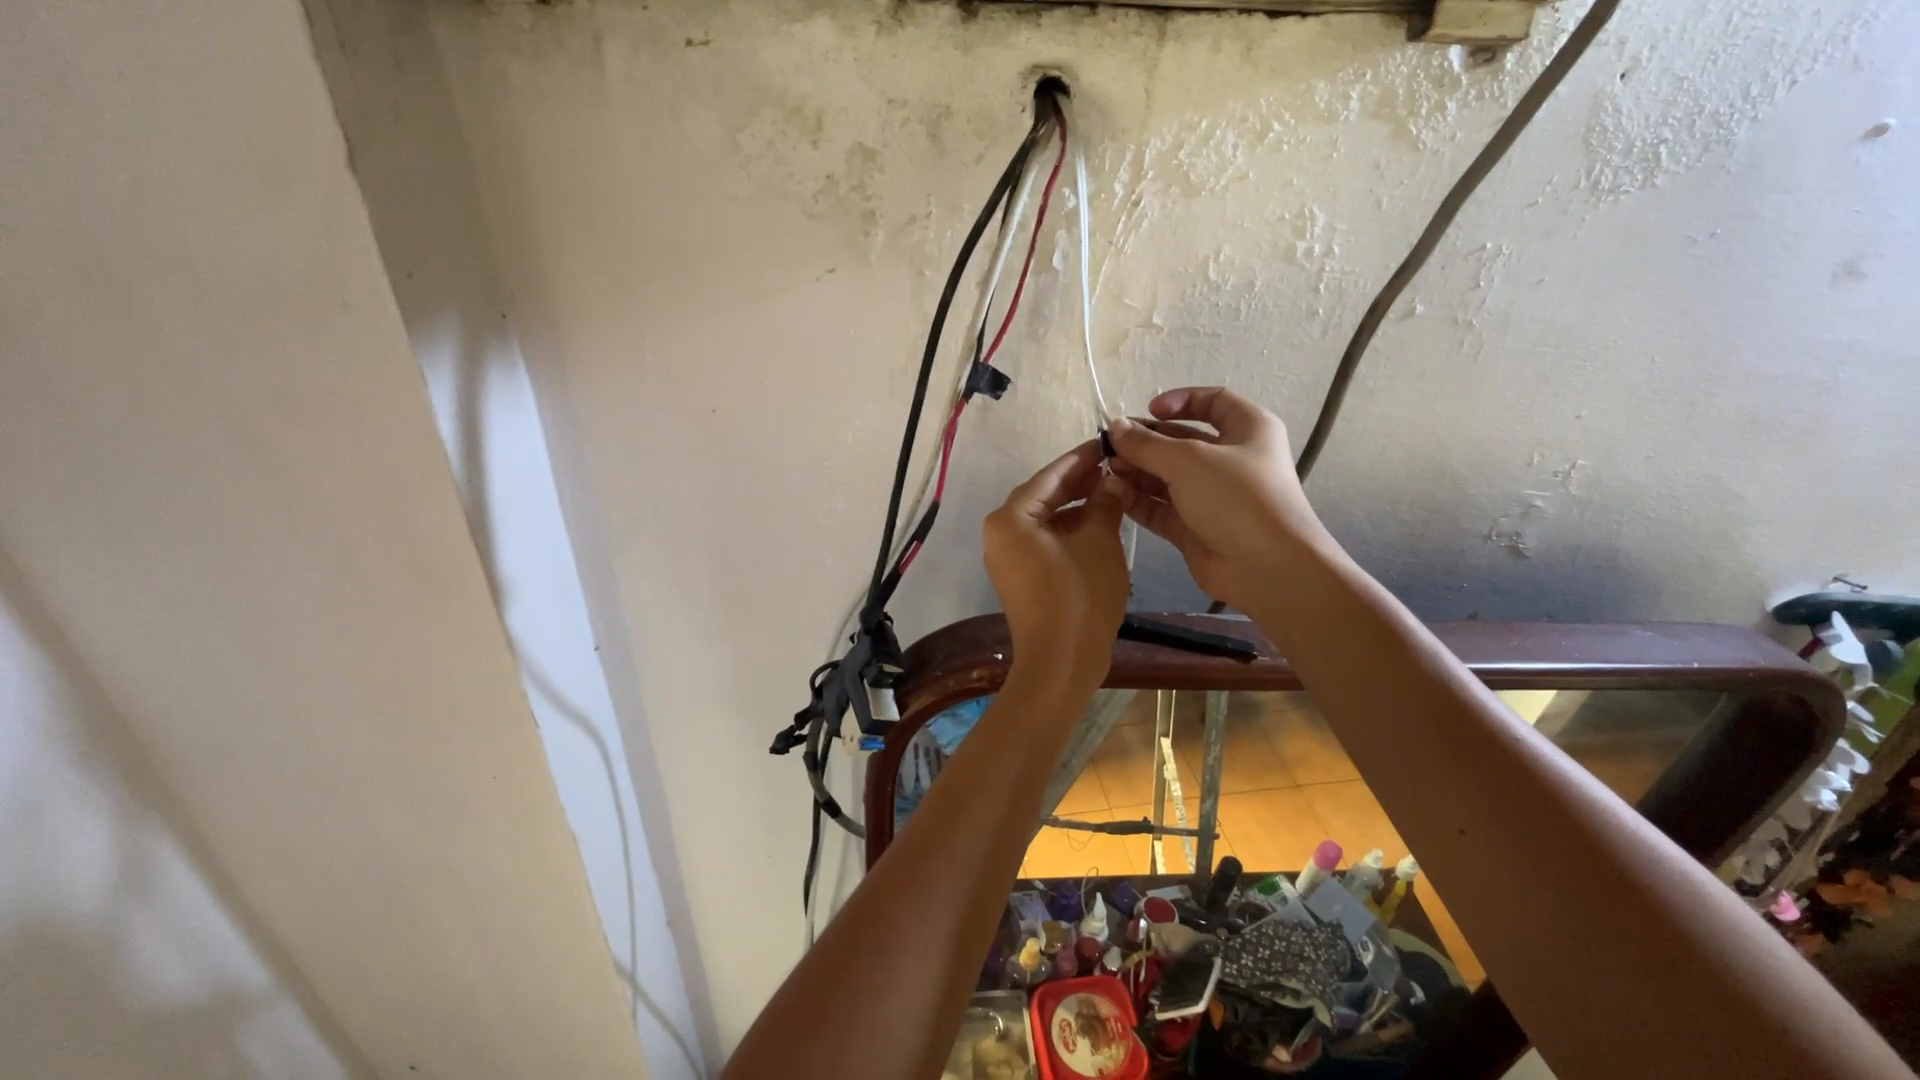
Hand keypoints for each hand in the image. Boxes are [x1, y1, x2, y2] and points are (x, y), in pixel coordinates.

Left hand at [982, 440, 1130, 692]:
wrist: (1061, 663)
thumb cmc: (1079, 596)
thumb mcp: (1099, 541)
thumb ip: (1105, 502)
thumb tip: (1113, 479)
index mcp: (1010, 517)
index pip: (1050, 475)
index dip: (1083, 458)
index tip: (1110, 442)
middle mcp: (1000, 533)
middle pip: (1044, 496)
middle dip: (1081, 482)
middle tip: (1117, 467)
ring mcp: (1007, 557)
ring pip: (1046, 520)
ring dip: (1078, 507)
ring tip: (1115, 494)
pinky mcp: (1020, 578)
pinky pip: (1045, 542)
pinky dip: (1070, 532)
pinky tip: (1100, 525)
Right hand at [1106, 387, 1329, 610]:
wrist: (1266, 567)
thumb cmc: (1236, 497)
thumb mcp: (1189, 460)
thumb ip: (1146, 444)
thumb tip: (1115, 428)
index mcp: (1247, 429)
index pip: (1213, 402)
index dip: (1180, 401)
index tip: (1148, 409)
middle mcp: (1231, 460)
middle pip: (1182, 442)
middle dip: (1146, 442)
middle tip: (1110, 446)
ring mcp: (1212, 496)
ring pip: (1167, 477)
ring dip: (1137, 471)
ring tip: (1107, 471)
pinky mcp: (1195, 528)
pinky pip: (1162, 508)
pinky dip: (1139, 500)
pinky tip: (1114, 494)